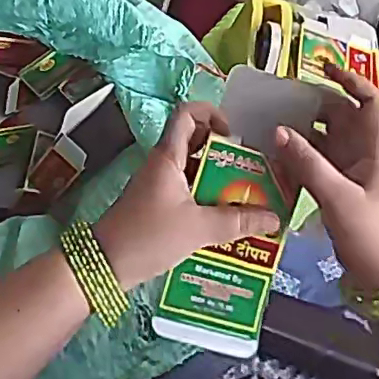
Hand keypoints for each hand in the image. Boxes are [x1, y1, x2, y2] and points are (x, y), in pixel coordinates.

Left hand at [91, 102, 278, 289]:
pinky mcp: (157, 202)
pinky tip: (224, 217)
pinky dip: (205, 195)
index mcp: (168, 156)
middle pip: (194, 139)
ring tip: (243, 195)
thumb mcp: (198, 229)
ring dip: (216, 176)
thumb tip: (273, 218)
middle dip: (223, 151)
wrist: (105, 265)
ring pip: (192, 167)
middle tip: (247, 170)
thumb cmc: (148, 236)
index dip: (211, 113)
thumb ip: (237, 223)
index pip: (186, 113)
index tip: (232, 134)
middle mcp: (162, 163)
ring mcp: (158, 183)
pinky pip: (186, 188)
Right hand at [270, 63, 378, 290]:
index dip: (353, 81)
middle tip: (284, 98)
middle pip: (342, 116)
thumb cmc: (370, 234)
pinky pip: (317, 159)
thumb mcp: (338, 197)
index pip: (371, 103)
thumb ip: (308, 163)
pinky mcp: (338, 186)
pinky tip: (277, 153)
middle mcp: (363, 153)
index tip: (325, 69)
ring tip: (274, 121)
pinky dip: (299, 152)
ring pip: (326, 137)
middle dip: (316, 104)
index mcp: (375, 150)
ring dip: (304, 129)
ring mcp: (350, 170)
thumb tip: (279, 131)